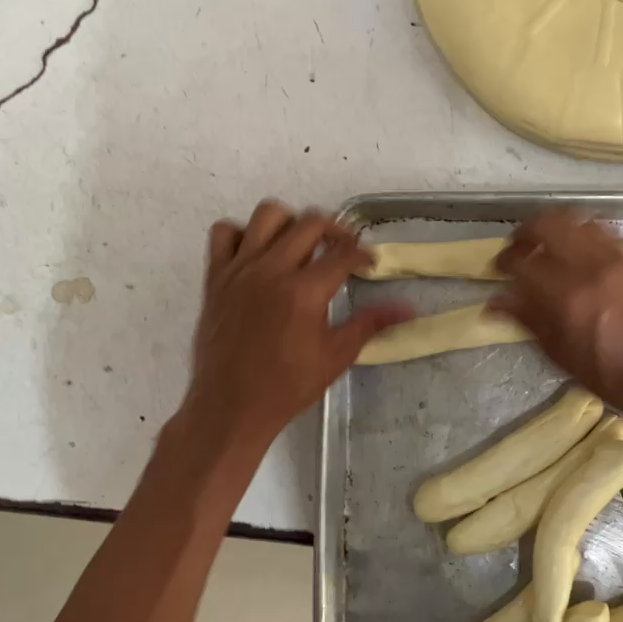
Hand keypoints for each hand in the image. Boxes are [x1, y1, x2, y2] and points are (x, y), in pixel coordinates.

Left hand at [177, 201, 411, 452]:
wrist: (231, 406)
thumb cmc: (287, 386)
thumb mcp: (337, 356)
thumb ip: (371, 324)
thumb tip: (407, 309)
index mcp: (304, 291)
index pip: (343, 254)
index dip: (363, 254)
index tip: (369, 262)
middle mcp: (271, 270)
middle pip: (310, 223)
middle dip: (335, 230)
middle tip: (343, 248)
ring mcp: (240, 270)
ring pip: (267, 215)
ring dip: (290, 222)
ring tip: (301, 242)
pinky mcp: (215, 277)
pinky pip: (224, 233)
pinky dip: (243, 234)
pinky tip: (257, 253)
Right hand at [488, 211, 622, 420]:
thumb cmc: (604, 373)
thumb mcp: (557, 352)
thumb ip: (527, 319)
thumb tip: (495, 302)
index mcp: (565, 295)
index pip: (522, 260)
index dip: (504, 260)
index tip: (498, 268)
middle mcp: (589, 268)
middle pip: (548, 225)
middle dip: (525, 233)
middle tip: (518, 248)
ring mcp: (615, 260)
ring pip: (577, 220)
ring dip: (555, 226)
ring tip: (547, 243)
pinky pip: (605, 229)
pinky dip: (585, 230)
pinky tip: (579, 246)